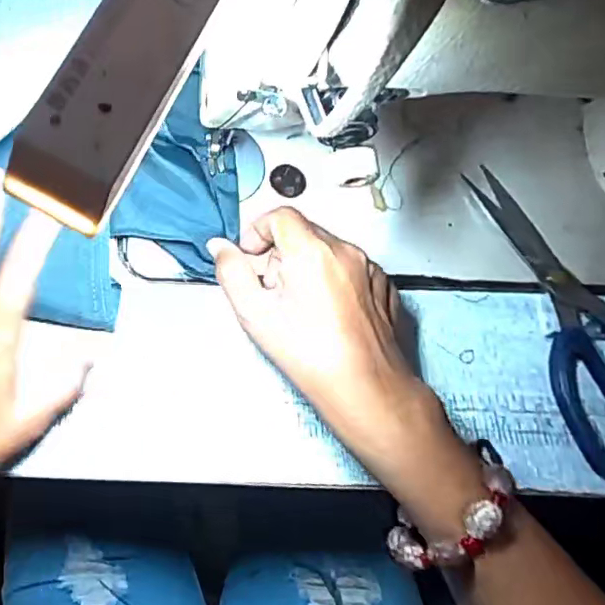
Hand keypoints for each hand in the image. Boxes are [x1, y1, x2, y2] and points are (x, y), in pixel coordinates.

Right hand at [209, 209, 480, 528]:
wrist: (365, 388)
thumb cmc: (312, 355)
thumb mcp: (253, 311)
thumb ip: (230, 270)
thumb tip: (221, 248)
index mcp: (312, 251)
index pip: (279, 216)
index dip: (257, 232)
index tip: (251, 256)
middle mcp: (345, 252)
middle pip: (301, 233)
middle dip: (279, 254)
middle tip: (270, 290)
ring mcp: (369, 269)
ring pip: (325, 251)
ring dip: (306, 268)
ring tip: (299, 308)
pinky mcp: (383, 287)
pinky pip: (349, 269)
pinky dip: (332, 281)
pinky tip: (324, 314)